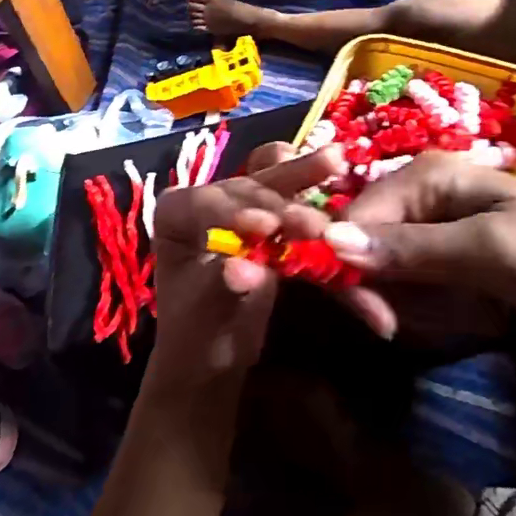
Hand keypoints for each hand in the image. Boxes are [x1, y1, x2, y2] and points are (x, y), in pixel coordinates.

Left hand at [147, 142, 343, 388]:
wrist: (214, 355)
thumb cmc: (198, 337)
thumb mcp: (207, 316)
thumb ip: (225, 285)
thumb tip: (248, 270)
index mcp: (175, 214)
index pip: (204, 205)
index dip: (236, 213)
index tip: (267, 227)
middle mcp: (207, 198)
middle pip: (245, 187)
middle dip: (280, 201)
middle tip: (315, 224)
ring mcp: (241, 201)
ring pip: (271, 179)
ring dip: (304, 174)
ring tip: (335, 159)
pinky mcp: (271, 211)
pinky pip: (292, 191)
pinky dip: (316, 186)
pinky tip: (340, 163)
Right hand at [325, 152, 515, 336]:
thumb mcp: (489, 251)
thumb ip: (408, 248)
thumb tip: (329, 241)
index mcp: (424, 176)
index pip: (352, 220)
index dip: (350, 269)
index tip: (377, 322)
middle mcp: (422, 193)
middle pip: (366, 246)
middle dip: (390, 293)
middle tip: (422, 329)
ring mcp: (440, 224)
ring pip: (391, 271)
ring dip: (420, 305)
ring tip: (470, 317)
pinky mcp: (458, 252)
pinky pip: (421, 282)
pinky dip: (440, 307)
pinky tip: (475, 316)